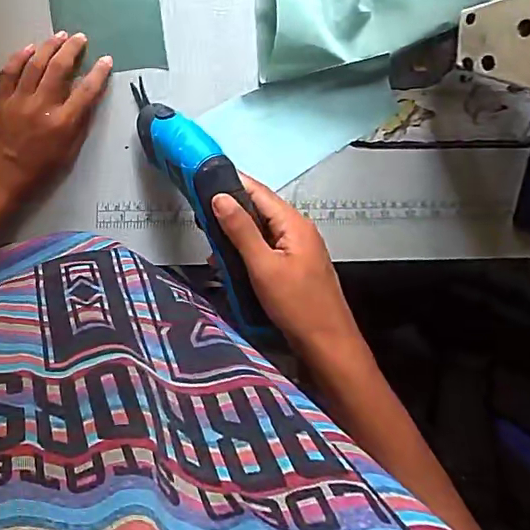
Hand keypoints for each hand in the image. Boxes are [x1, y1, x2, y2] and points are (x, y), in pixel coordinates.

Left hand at [0, 32, 111, 200]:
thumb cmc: (37, 171)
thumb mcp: (69, 153)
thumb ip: (80, 124)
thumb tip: (89, 100)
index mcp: (62, 122)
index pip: (86, 90)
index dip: (99, 72)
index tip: (105, 61)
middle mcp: (42, 106)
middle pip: (60, 67)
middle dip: (73, 48)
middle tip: (80, 39)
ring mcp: (19, 100)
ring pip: (35, 63)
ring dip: (49, 46)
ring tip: (59, 37)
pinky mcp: (1, 100)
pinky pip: (10, 71)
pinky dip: (20, 57)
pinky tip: (29, 49)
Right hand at [212, 174, 360, 352]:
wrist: (329, 347)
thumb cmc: (298, 306)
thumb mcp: (263, 266)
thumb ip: (240, 230)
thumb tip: (220, 198)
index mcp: (293, 223)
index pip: (257, 191)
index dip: (230, 183)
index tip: (201, 182)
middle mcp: (297, 230)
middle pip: (258, 209)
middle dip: (229, 212)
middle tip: (200, 218)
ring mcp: (296, 248)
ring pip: (259, 231)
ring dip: (235, 236)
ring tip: (211, 245)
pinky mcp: (293, 266)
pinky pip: (264, 249)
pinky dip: (245, 252)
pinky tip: (228, 264)